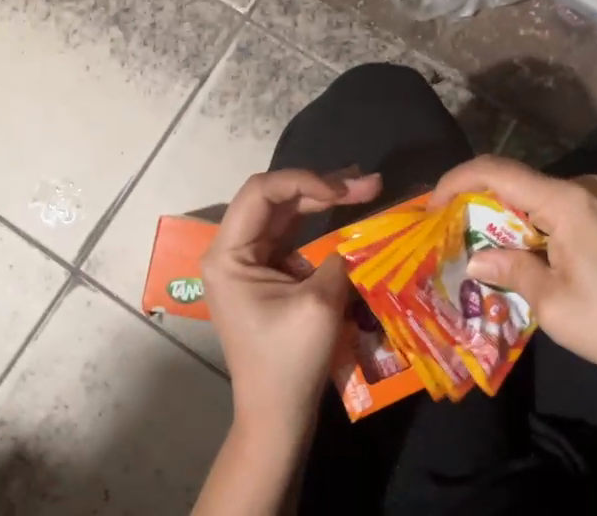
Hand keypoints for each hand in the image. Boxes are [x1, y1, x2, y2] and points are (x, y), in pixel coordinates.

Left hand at [204, 167, 381, 435]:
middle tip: (369, 183)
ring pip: (287, 212)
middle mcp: (233, 250)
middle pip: (275, 198)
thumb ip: (339, 258)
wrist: (277, 416)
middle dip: (322, 186)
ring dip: (325, 198)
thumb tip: (360, 234)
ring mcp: (250, 260)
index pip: (261, 192)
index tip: (344, 191)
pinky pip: (294, 234)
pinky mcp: (268, 272)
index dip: (303, 180)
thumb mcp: (320, 304)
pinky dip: (322, 221)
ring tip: (365, 188)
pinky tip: (349, 213)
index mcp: (228, 254)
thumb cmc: (289, 362)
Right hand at [433, 156, 596, 392]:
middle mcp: (585, 188)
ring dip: (508, 224)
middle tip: (450, 239)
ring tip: (481, 255)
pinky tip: (524, 260)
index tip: (428, 208)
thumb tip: (476, 257)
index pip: (496, 171)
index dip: (456, 181)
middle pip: (517, 185)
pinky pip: (561, 214)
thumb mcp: (553, 304)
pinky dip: (535, 231)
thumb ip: (509, 269)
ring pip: (538, 201)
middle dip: (479, 208)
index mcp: (567, 200)